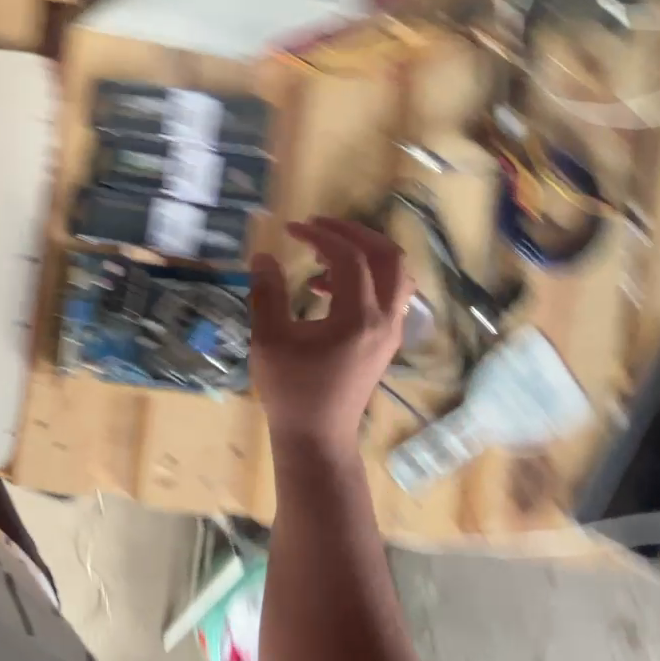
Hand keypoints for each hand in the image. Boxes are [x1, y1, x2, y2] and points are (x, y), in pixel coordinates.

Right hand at [249, 218, 413, 453]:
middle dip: (353, 234)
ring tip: (322, 254)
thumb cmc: (291, 388)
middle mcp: (385, 319)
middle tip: (317, 226)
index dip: (320, 237)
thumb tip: (264, 256)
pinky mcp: (385, 340)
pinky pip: (388, 293)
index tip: (291, 228)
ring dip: (363, 254)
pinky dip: (363, 276)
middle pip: (388, 258)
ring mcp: (391, 331)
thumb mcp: (269, 338)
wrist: (317, 434)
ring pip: (395, 275)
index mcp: (357, 318)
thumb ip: (267, 293)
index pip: (349, 259)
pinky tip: (324, 287)